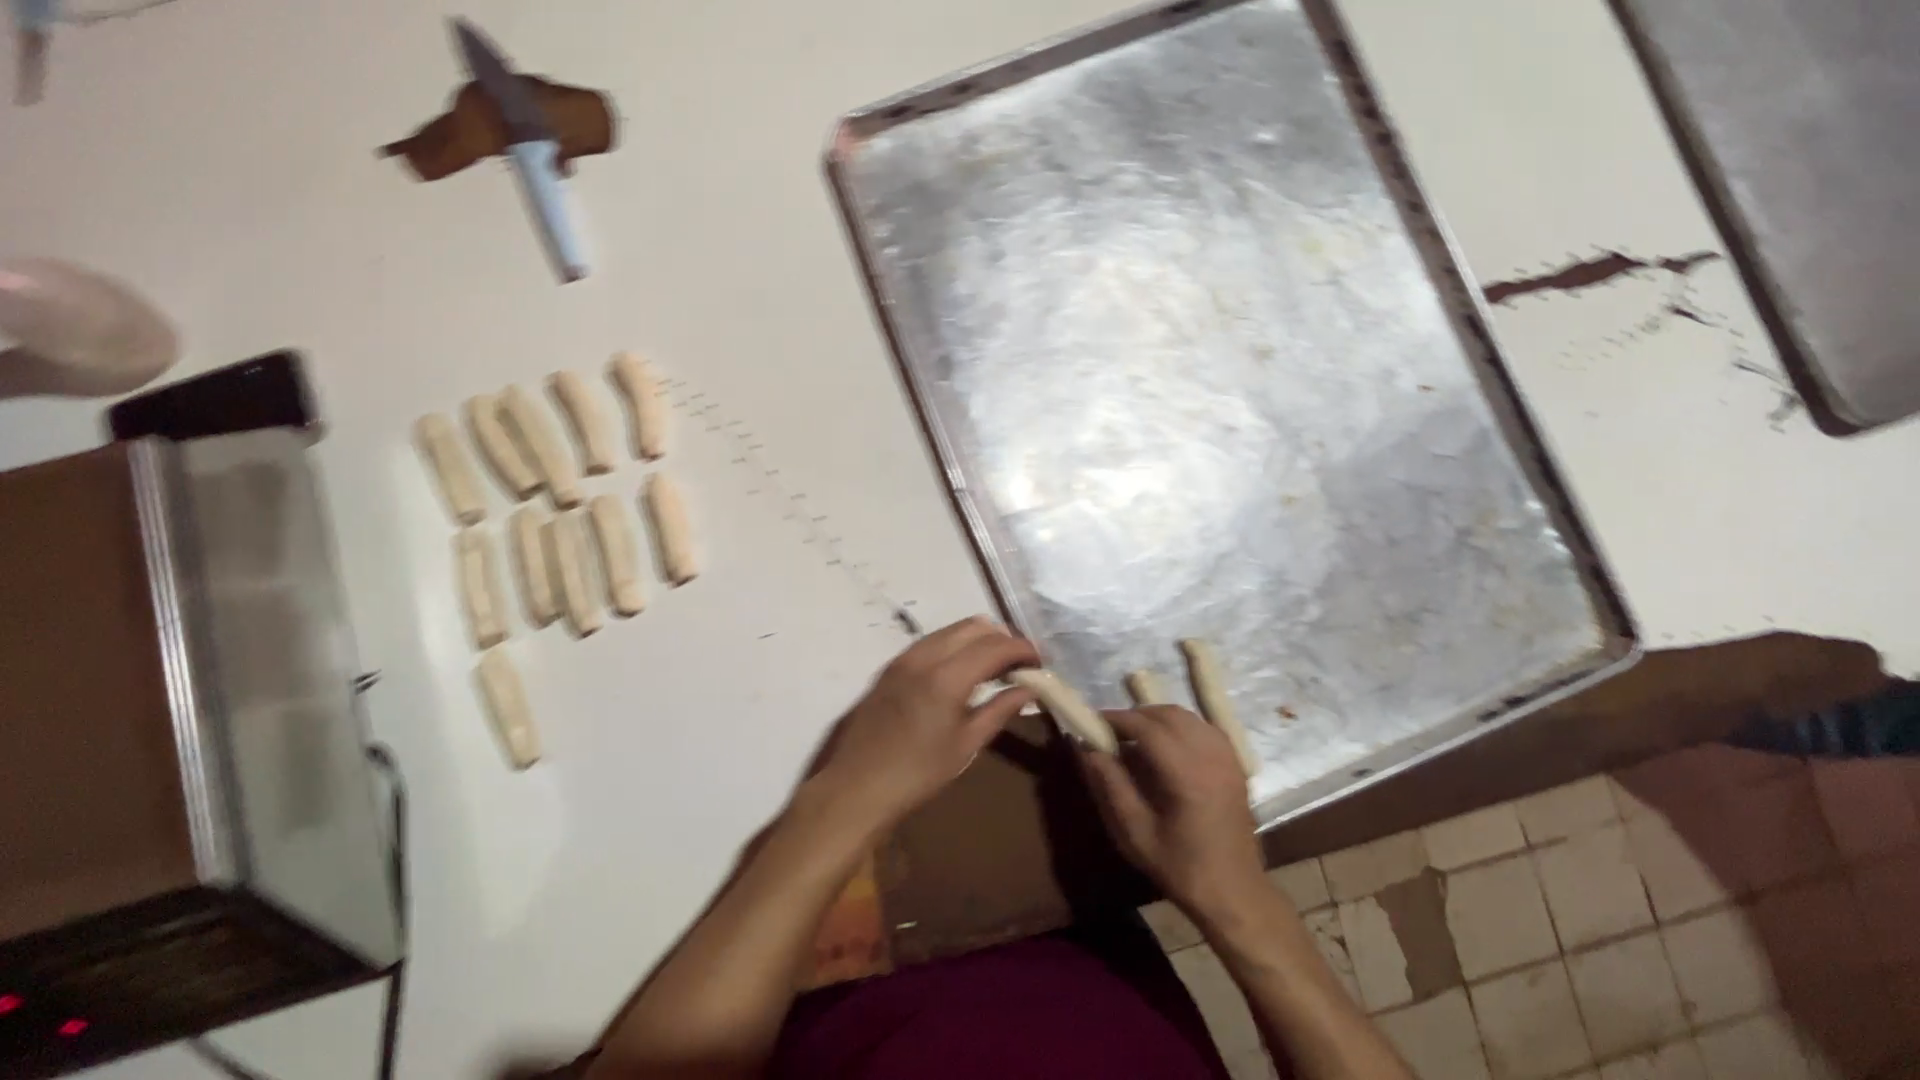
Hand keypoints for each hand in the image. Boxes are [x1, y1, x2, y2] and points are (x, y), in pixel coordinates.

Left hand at [810, 617, 1037, 830]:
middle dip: (1002, 638)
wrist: (856, 786)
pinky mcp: (890, 667)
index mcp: (946, 677)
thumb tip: (1029, 689)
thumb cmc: (917, 774)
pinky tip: (963, 670)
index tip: (1040, 662)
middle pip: (974, 627)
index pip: (995, 646)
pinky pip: (931, 641)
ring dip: (978, 639)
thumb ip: (1000, 710)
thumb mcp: (966, 745)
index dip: (1022, 649)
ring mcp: (903, 659)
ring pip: (951, 630)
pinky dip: (955, 645)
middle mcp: (923, 657)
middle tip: (1020, 663)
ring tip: (995, 666)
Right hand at [1079, 706, 1266, 917]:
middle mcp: (1211, 757)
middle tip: (1111, 732)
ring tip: (1135, 737)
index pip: (1147, 727)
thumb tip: (1087, 749)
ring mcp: (1228, 759)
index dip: (1118, 719)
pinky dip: (1181, 727)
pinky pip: (1205, 729)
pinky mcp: (1235, 766)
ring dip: (1158, 718)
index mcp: (1187, 775)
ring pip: (1188, 718)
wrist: (1233, 892)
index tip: (1094, 722)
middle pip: (1169, 715)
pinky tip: (1167, 745)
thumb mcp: (1135, 832)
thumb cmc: (1180, 867)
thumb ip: (1111, 785)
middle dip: (1136, 716)